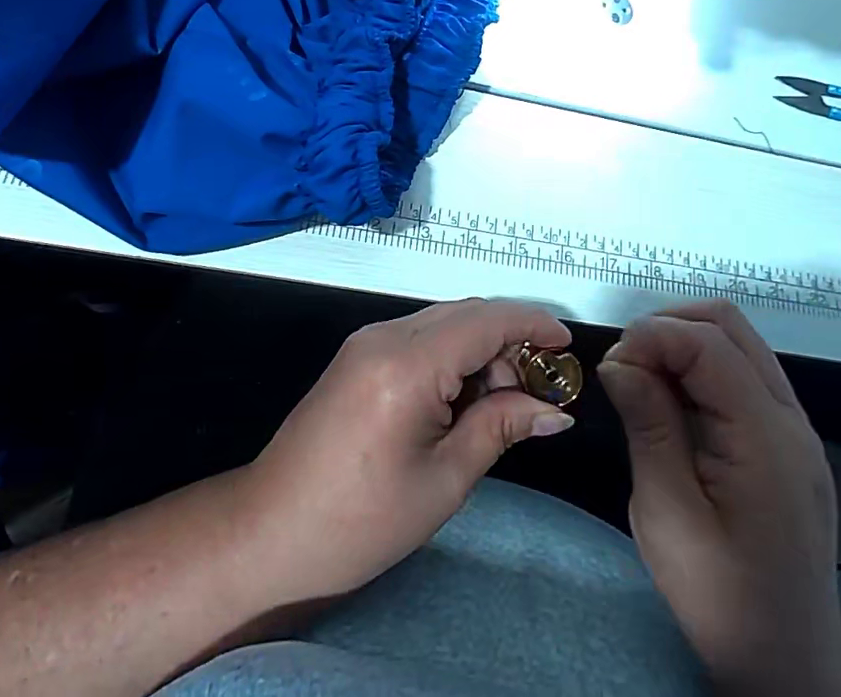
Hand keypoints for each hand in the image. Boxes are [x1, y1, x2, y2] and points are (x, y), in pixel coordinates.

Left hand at [240, 299, 576, 603]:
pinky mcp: (355, 357)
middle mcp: (382, 337)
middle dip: (509, 340)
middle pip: (463, 313)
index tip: (567, 345)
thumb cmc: (360, 518)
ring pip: (440, 323)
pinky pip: (416, 338)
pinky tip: (464, 398)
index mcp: (406, 364)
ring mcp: (364, 343)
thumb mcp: (444, 479)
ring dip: (480, 348)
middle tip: (539, 391)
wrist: (273, 527)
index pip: (484, 320)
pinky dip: (450, 356)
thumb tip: (553, 410)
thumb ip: (500, 428)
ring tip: (503, 404)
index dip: (532, 324)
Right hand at [597, 301, 840, 696]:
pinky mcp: (782, 438)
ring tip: (640, 379)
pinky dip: (695, 365)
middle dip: (666, 326)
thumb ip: (648, 425)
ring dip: (680, 341)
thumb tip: (620, 361)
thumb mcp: (666, 510)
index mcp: (765, 438)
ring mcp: (792, 426)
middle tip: (625, 368)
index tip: (610, 368)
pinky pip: (738, 371)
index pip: (708, 344)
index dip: (651, 336)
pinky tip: (666, 398)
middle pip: (728, 324)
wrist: (784, 654)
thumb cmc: (718, 591)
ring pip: (736, 340)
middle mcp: (790, 418)